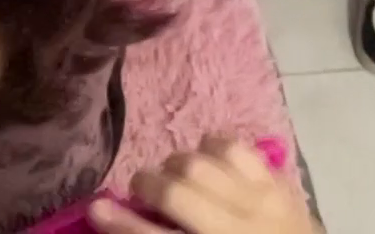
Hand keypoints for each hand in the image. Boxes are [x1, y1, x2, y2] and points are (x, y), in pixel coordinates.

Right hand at [90, 137, 316, 233]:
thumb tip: (122, 220)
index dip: (123, 226)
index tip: (94, 209)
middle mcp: (242, 232)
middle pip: (178, 193)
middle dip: (148, 186)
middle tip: (141, 192)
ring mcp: (267, 205)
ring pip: (201, 162)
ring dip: (178, 167)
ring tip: (176, 180)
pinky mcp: (281, 185)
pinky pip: (235, 148)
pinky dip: (213, 150)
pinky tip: (209, 164)